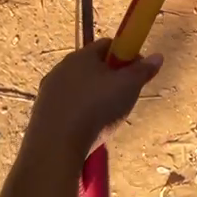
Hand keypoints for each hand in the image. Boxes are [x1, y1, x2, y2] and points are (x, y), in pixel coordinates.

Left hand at [27, 40, 162, 155]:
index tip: (136, 71)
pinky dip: (78, 114)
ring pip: (77, 88)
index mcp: (81, 56)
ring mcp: (46, 94)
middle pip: (91, 67)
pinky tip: (87, 130)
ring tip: (106, 117)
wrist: (54, 151)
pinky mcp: (38, 118)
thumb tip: (157, 57)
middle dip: (109, 77)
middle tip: (123, 95)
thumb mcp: (128, 87)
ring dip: (93, 97)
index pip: (107, 44)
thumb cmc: (95, 109)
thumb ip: (143, 70)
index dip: (125, 55)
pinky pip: (66, 108)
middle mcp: (60, 69)